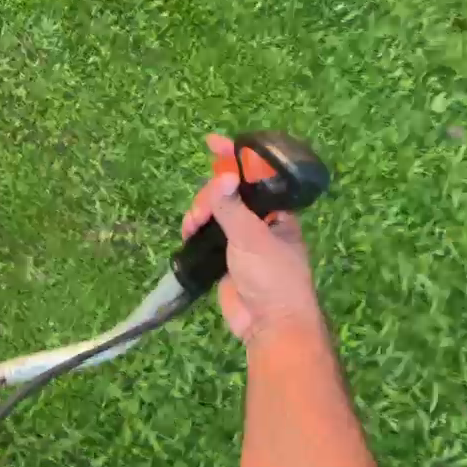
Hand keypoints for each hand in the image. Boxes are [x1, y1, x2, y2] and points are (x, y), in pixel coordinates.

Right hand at [181, 134, 323, 346]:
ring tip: (193, 228)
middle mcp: (260, 224)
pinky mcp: (225, 258)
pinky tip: (189, 236)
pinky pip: (206, 234)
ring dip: (200, 214)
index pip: (255, 177)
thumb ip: (231, 207)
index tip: (213, 141)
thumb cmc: (273, 277)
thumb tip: (222, 176)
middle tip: (201, 212)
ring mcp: (241, 241)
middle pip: (227, 194)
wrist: (270, 324)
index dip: (235, 158)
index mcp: (276, 215)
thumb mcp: (251, 237)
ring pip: (214, 213)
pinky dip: (195, 231)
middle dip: (209, 196)